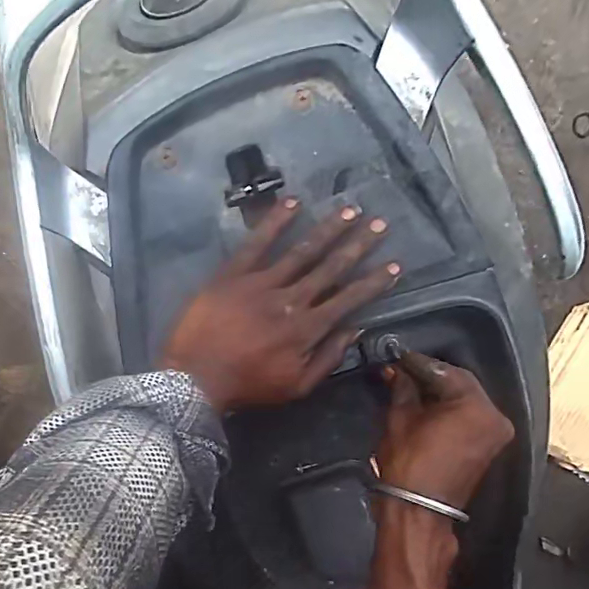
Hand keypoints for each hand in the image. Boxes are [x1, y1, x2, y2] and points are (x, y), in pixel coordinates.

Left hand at [160, 198, 399, 411]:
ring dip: (328, 229)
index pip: (348, 299)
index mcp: (307, 328)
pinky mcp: (233, 274)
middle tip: (379, 224)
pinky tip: (293, 202)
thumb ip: (328, 358)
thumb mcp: (296, 386)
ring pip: (301, 251)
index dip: (373, 282)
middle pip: (331, 267)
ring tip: (349, 210)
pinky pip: (257, 242)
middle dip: (358, 245)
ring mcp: (261, 283)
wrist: (195, 377)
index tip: (393, 265)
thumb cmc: (247, 385)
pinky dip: (275, 221)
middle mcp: (291, 300)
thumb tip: (354, 330)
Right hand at [363, 353, 513, 588]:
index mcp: (477, 407)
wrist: (418, 510)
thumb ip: (402, 388)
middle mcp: (495, 417)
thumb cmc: (408, 465)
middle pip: (460, 383)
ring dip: (438, 392)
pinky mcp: (488, 446)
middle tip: (401, 370)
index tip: (397, 357)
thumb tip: (396, 370)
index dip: (416, 362)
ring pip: (465, 399)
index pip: (444, 371)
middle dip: (429, 376)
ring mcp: (495, 433)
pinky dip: (448, 408)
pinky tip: (424, 404)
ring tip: (409, 386)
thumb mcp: (399, 419)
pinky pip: (468, 416)